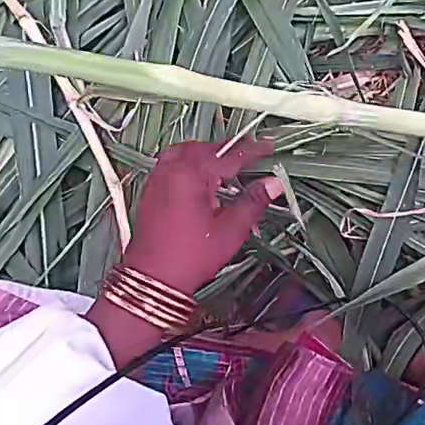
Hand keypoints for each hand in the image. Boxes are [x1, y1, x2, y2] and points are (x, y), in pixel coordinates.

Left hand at [118, 137, 281, 294]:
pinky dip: (190, 164)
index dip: (252, 151)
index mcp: (190, 174)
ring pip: (185, 153)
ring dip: (207, 155)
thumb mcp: (230, 230)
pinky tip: (202, 180)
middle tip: (251, 156)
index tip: (269, 147)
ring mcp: (157, 178)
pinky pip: (172, 164)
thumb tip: (273, 184)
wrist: (154, 278)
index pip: (228, 154)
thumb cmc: (190, 257)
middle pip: (205, 148)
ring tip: (228, 167)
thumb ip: (253, 202)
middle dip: (228, 150)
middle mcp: (170, 170)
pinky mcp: (151, 190)